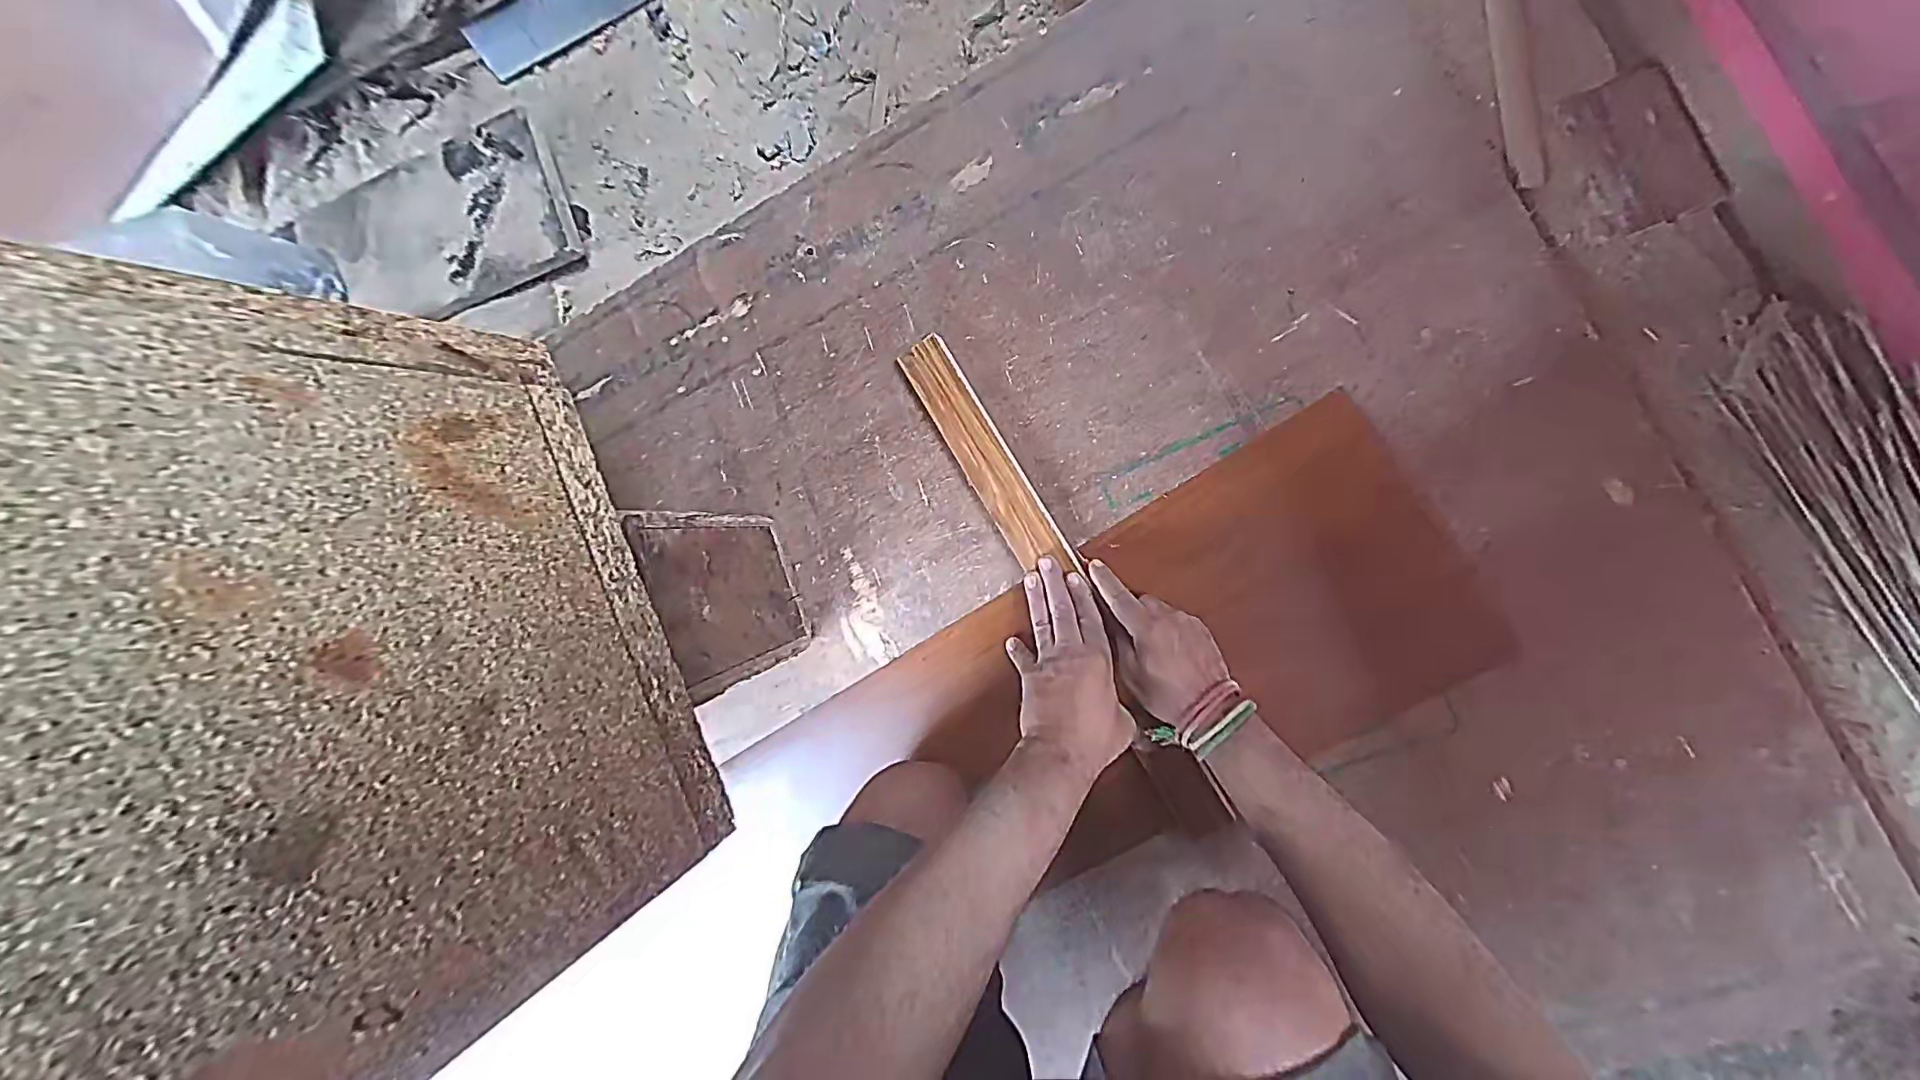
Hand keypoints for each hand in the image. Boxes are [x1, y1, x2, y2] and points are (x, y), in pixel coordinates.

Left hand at [1006, 557, 1133, 781]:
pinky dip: (1017, 649)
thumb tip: (1124, 714)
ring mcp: (1048, 663)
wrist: (1060, 753)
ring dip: (1036, 600)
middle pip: (1064, 611)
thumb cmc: (1095, 739)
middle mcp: (1072, 654)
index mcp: (1099, 659)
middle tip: (1048, 562)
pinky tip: (1012, 639)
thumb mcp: (1123, 723)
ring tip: (1031, 579)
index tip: (1078, 575)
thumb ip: (1122, 710)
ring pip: (1042, 624)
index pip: (1092, 618)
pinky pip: (1023, 659)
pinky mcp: (1030, 678)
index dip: (1085, 596)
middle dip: (1056, 584)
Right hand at [1088, 560, 1231, 726]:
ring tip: (1146, 645)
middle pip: (1140, 601)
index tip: (1094, 567)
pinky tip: (1165, 649)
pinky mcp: (1199, 628)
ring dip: (1148, 620)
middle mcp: (1168, 618)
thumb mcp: (1131, 674)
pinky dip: (1166, 628)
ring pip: (1158, 610)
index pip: (1119, 596)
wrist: (1211, 708)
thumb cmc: (1169, 697)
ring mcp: (1186, 621)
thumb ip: (1117, 643)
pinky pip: (1175, 619)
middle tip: (1120, 626)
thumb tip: (1107, 623)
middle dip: (1128, 609)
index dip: (1103, 580)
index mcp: (1147, 627)